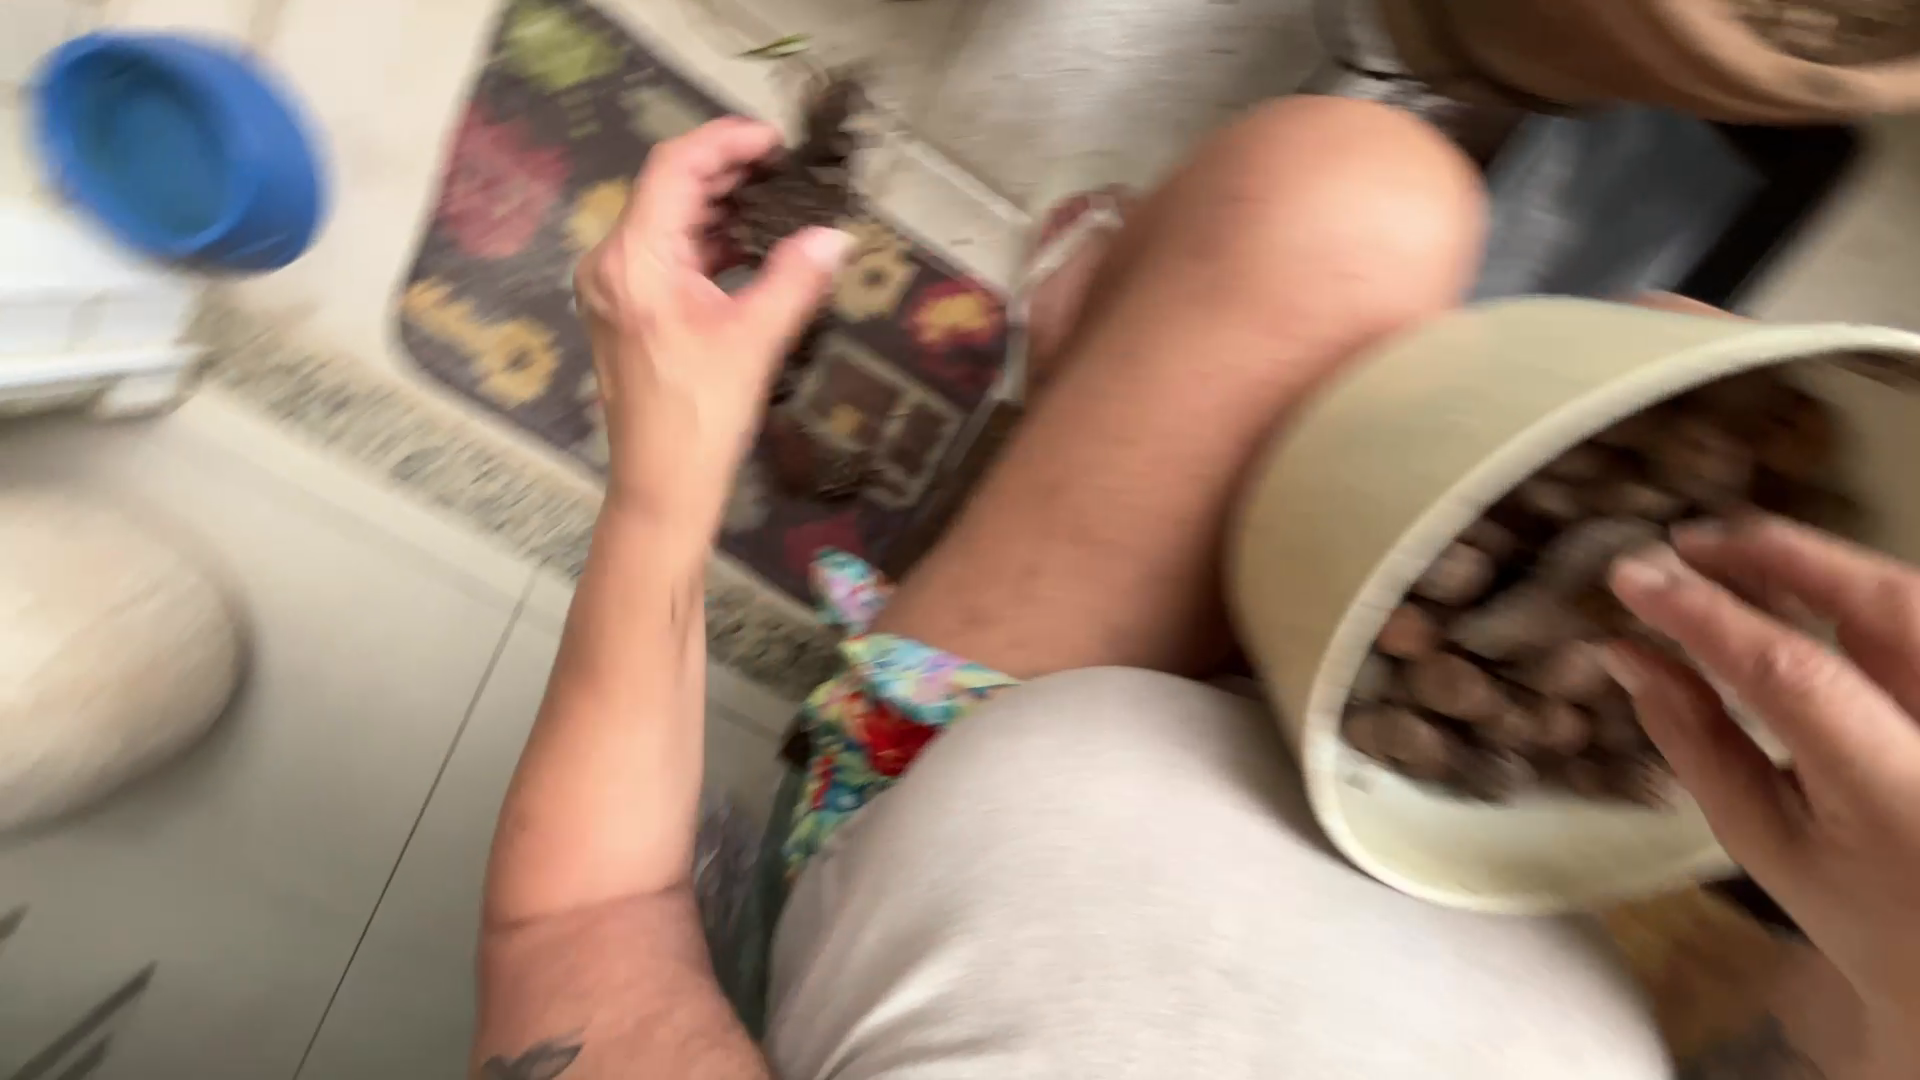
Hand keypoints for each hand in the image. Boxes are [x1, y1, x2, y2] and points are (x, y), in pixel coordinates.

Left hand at [574, 116, 851, 536]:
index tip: (775, 143)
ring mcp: (615, 291)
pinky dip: (706, 249)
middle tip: (782, 172)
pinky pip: (667, 260)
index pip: (675, 169)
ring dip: (718, 212)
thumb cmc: (703, 418)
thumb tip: (836, 237)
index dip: (727, 142)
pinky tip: (746, 252)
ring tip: (772, 206)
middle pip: (667, 192)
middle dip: (726, 175)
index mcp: (636, 259)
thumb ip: (795, 280)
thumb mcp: (756, 342)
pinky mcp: (628, 315)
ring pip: (667, 227)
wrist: (664, 486)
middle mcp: (613, 264)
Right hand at [1604, 518, 1919, 1068]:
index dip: (1703, 615)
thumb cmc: (1868, 917)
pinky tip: (1804, 589)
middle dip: (1778, 558)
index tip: (1630, 577)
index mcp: (1906, 799)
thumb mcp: (1761, 840)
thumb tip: (1626, 652)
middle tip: (1687, 543)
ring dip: (1820, 563)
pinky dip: (1861, 590)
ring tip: (1733, 554)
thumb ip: (1693, 740)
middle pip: (1892, 608)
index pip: (1792, 676)